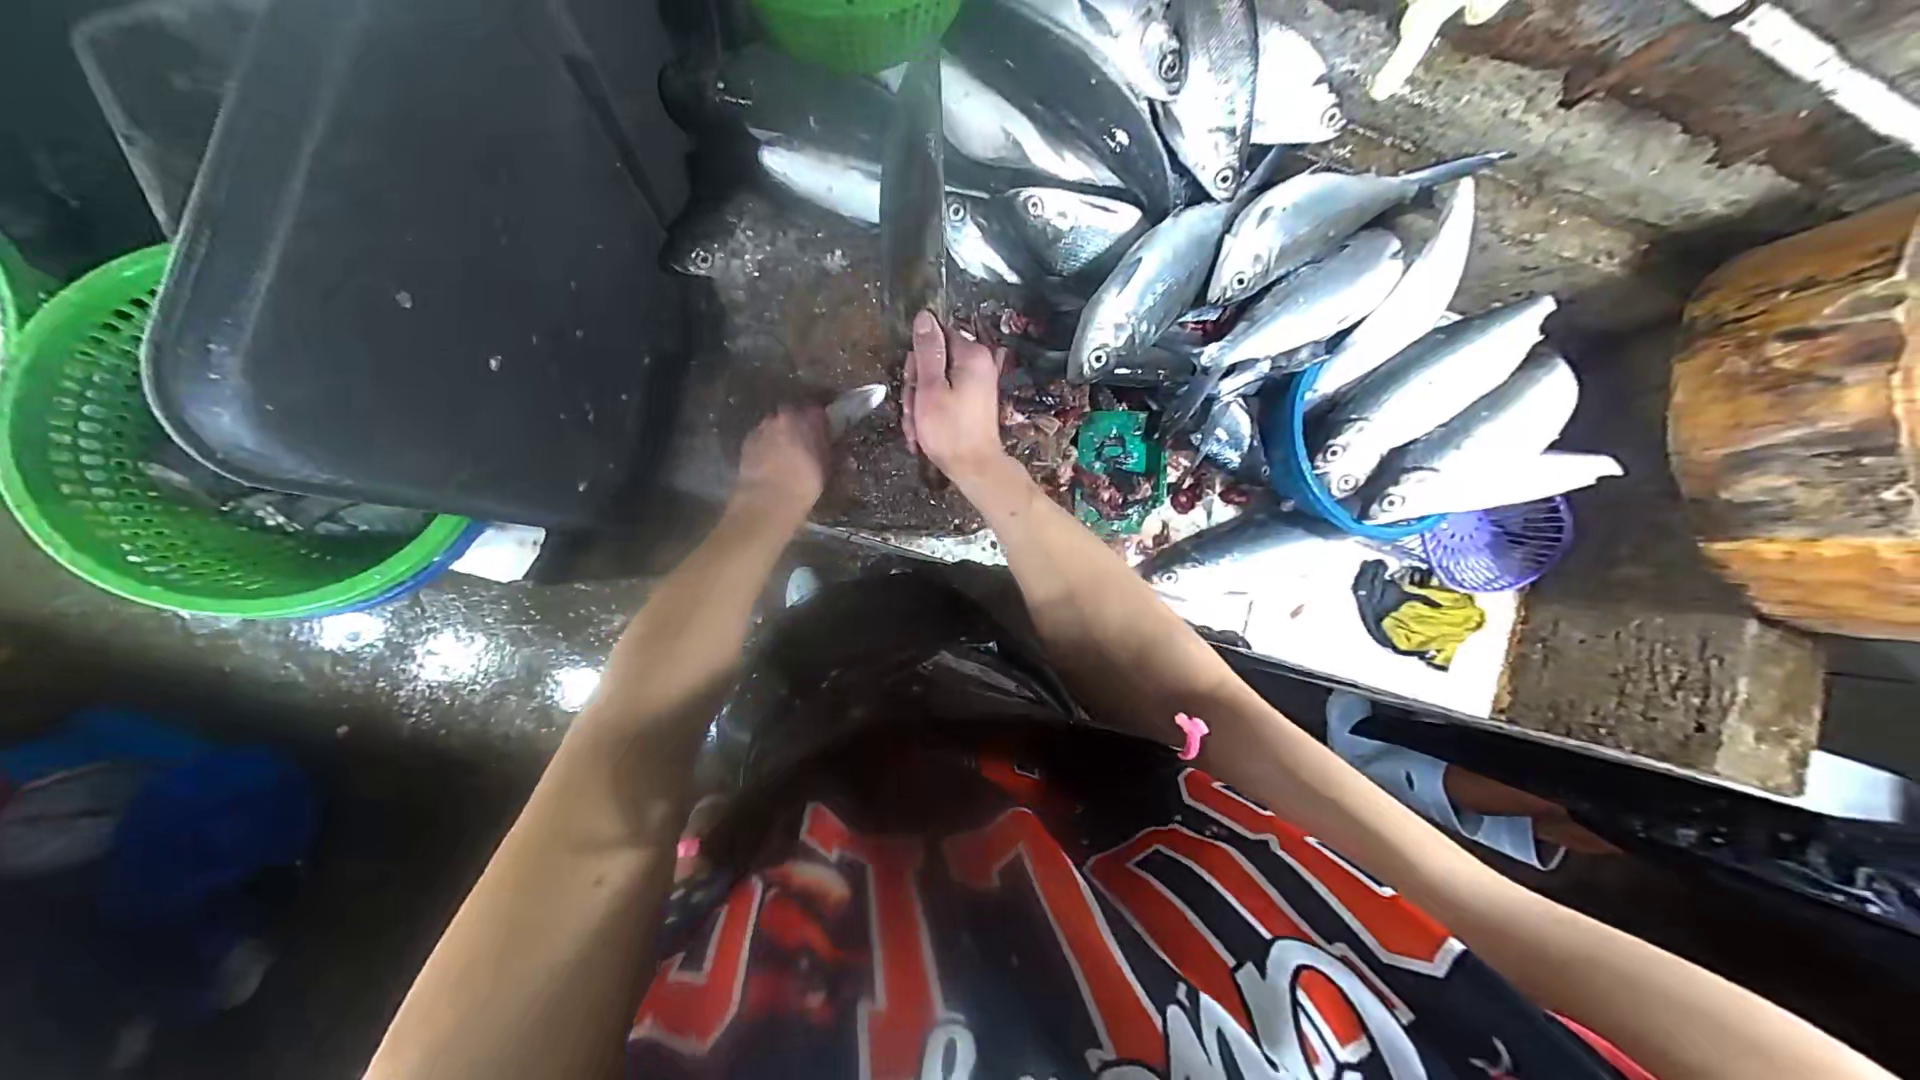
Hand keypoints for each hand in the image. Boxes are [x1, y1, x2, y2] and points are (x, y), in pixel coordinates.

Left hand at [733, 405, 829, 523]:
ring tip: (784, 454)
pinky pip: (761, 437)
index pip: (817, 411)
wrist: (769, 498)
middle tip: (803, 443)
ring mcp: (763, 426)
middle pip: (793, 414)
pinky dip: (765, 444)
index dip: (820, 422)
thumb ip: (826, 445)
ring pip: (774, 425)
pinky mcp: (747, 440)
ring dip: (780, 434)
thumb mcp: (827, 464)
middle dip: (798, 425)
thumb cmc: (805, 482)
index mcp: (807, 418)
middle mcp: (784, 416)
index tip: (823, 433)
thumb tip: (826, 441)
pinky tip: (769, 461)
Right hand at [902, 310, 1007, 483]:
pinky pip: (944, 397)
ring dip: (919, 404)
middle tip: (914, 410)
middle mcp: (978, 364)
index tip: (912, 383)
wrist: (974, 468)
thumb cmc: (949, 430)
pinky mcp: (972, 401)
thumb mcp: (930, 388)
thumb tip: (924, 316)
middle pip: (933, 361)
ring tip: (917, 427)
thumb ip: (927, 351)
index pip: (935, 336)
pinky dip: (930, 413)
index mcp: (971, 355)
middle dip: (916, 386)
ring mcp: (976, 384)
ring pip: (934, 382)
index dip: (917, 359)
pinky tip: (922, 432)